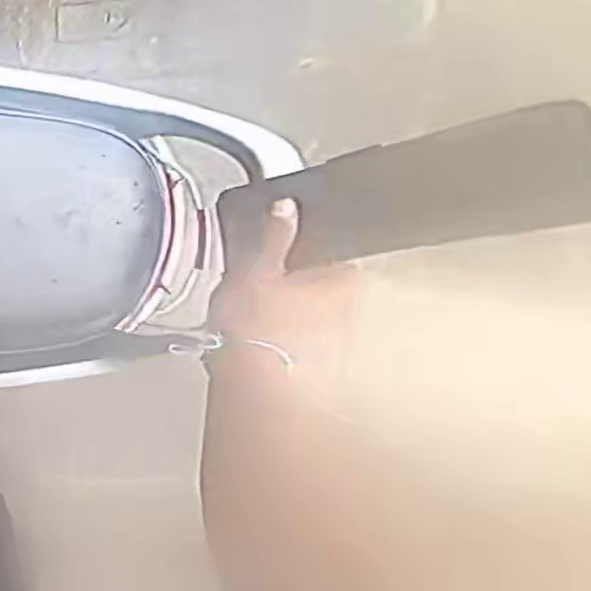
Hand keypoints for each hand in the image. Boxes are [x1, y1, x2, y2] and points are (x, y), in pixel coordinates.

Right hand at [209, 198, 360, 379]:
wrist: (257, 384)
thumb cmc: (258, 326)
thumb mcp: (254, 269)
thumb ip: (272, 235)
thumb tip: (286, 206)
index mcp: (343, 275)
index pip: (326, 248)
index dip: (294, 249)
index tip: (267, 253)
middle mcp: (350, 305)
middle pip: (314, 281)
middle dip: (284, 282)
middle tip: (246, 287)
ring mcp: (335, 336)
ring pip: (304, 311)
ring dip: (277, 311)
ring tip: (240, 318)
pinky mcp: (316, 360)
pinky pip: (293, 338)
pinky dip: (272, 335)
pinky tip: (246, 340)